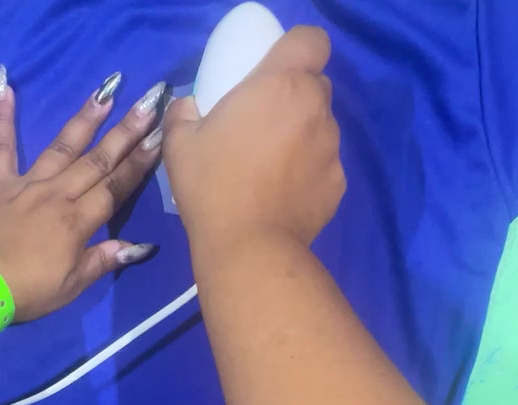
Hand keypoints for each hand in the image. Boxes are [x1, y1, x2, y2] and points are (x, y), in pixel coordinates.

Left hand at [0, 70, 166, 321]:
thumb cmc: (28, 291)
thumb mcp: (72, 285)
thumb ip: (103, 260)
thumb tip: (141, 247)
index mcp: (77, 221)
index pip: (115, 188)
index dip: (138, 163)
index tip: (160, 137)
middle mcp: (57, 194)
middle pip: (96, 160)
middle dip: (125, 132)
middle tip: (148, 102)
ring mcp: (27, 185)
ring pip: (61, 146)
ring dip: (85, 119)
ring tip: (105, 92)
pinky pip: (2, 146)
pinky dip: (3, 117)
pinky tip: (5, 86)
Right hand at [162, 27, 344, 250]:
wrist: (248, 249)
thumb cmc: (212, 189)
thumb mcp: (180, 147)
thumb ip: (182, 115)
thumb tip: (187, 107)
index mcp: (281, 85)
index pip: (311, 41)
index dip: (298, 51)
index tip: (277, 73)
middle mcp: (315, 109)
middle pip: (316, 87)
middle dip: (296, 100)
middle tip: (265, 129)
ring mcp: (332, 149)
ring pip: (322, 130)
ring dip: (302, 140)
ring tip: (273, 172)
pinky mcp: (337, 185)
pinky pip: (324, 169)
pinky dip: (309, 176)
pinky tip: (284, 198)